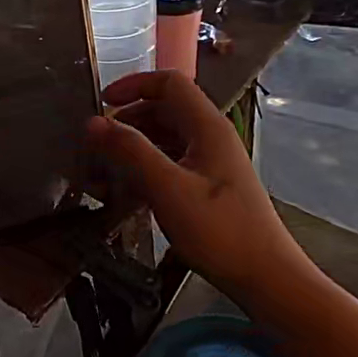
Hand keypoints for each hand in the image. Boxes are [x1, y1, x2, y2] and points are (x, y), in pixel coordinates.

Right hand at [86, 72, 304, 291]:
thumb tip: (93, 121)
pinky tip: (128, 194)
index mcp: (208, 126)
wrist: (264, 273)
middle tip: (97, 145)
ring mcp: (213, 162)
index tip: (101, 102)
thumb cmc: (219, 230)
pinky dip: (149, 170)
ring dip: (136, 149)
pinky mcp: (211, 186)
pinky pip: (175, 164)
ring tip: (105, 173)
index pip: (170, 83)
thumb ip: (131, 151)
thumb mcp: (168, 188)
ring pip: (168, 140)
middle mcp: (212, 137)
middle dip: (129, 122)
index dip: (134, 84)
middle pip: (166, 111)